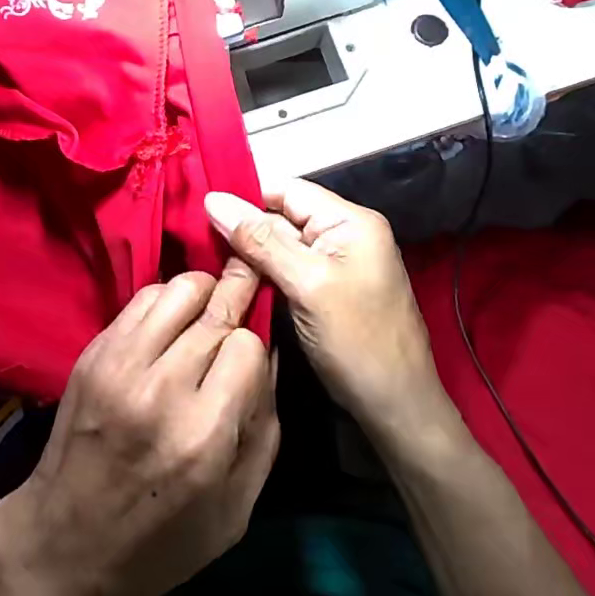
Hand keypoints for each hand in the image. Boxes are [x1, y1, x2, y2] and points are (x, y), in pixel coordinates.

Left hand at [0, 266, 278, 595]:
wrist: (62, 551)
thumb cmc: (163, 538)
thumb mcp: (238, 504)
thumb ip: (265, 421)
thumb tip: (272, 350)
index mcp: (202, 434)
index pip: (248, 345)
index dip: (255, 347)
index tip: (248, 362)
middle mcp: (161, 391)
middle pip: (218, 309)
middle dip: (239, 299)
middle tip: (248, 290)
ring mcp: (120, 367)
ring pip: (182, 289)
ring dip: (205, 294)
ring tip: (208, 312)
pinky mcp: (93, 355)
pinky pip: (145, 297)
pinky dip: (169, 299)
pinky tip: (173, 323)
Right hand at [204, 182, 448, 437]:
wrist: (397, 405)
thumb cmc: (357, 341)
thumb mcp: (307, 284)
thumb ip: (261, 241)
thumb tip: (214, 200)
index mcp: (350, 220)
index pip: (289, 190)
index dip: (247, 197)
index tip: (200, 213)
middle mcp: (347, 233)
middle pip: (285, 217)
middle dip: (246, 229)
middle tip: (197, 245)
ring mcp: (340, 263)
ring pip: (285, 246)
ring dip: (253, 254)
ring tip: (208, 263)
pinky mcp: (331, 290)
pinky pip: (292, 270)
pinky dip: (267, 275)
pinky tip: (237, 284)